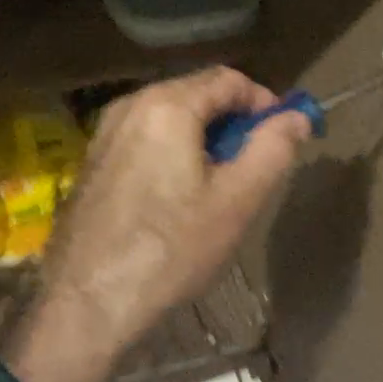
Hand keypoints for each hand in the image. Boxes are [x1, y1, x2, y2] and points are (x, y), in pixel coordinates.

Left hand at [1, 68, 310, 381]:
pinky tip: (178, 196)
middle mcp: (130, 104)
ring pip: (168, 115)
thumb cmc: (170, 250)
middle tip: (254, 162)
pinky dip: (171, 149)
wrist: (85, 302)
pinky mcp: (92, 160)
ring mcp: (105, 131)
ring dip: (202, 136)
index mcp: (167, 104)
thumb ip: (272, 150)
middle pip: (195, 92)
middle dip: (232, 119)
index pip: (228, 79)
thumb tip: (296, 117)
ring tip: (220, 183)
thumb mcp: (236, 202)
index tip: (282, 135)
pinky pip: (144, 136)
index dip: (263, 101)